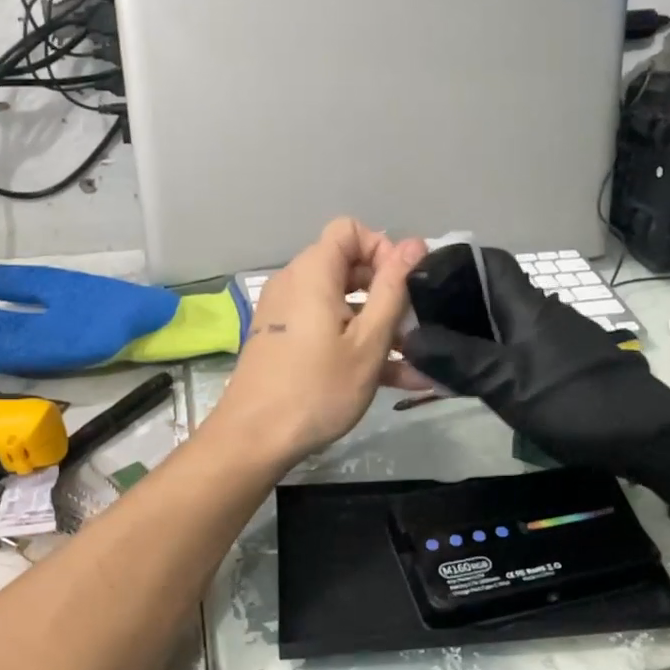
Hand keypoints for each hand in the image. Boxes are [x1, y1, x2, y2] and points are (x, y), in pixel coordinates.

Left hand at [205, 219, 427, 468]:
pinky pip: (327, 329)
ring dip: (379, 326)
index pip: (350, 230)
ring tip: (416, 360)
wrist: (254, 438)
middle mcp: (295, 284)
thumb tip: (415, 244)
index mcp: (313, 273)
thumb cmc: (317, 388)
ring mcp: (287, 315)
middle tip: (414, 326)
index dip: (382, 249)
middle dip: (387, 292)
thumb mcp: (368, 342)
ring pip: (342, 305)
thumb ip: (394, 290)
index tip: (405, 286)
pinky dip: (356, 344)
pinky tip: (397, 380)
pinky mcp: (285, 342)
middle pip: (348, 267)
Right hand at [401, 247, 669, 518]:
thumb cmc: (574, 402)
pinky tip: (476, 378)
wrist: (646, 434)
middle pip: (490, 292)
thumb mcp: (509, 385)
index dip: (451, 262)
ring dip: (470, 333)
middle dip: (452, 304)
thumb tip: (408, 337)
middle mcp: (542, 312)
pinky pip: (518, 347)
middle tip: (413, 326)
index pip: (488, 261)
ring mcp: (557, 338)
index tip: (414, 280)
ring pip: (503, 322)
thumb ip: (459, 361)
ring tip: (434, 353)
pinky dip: (492, 354)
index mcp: (527, 306)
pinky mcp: (566, 363)